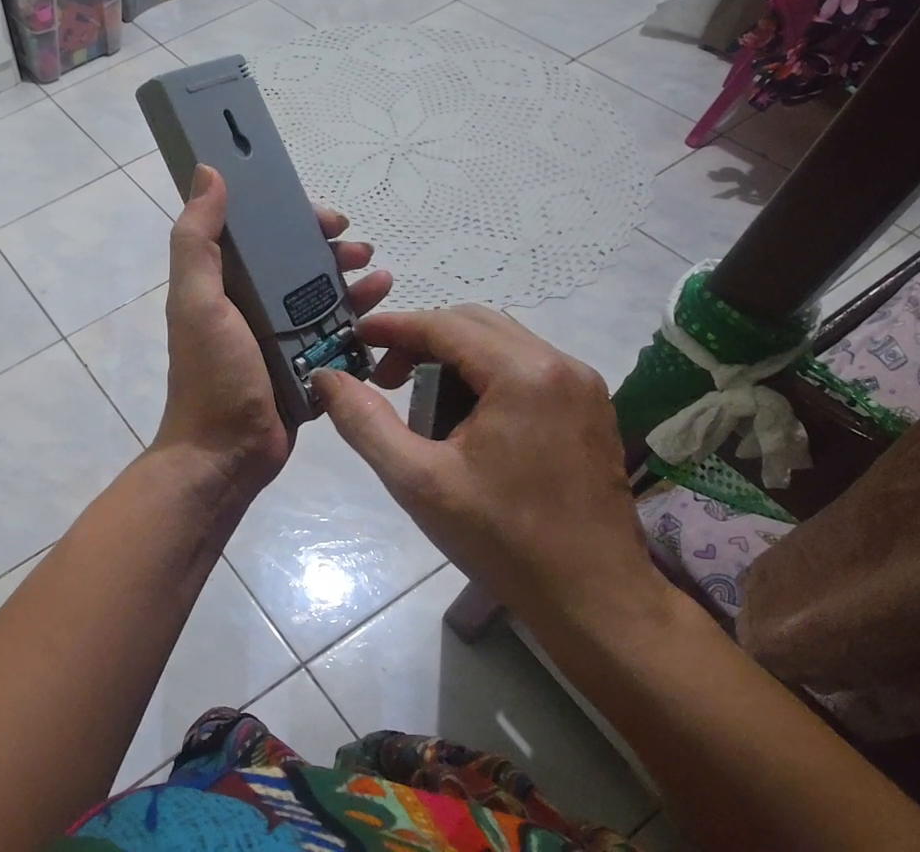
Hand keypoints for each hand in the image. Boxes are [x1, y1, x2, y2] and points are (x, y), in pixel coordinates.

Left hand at [152, 164, 391, 502]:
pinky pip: (339, 334)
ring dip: (353, 279)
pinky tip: (384, 305)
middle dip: (331, 248)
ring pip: (324, 296)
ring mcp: (280, 338)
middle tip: (358, 246)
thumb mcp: (197, 302)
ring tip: (379, 274)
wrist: (225, 454)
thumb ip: (197, 240)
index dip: (291, 219)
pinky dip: (361, 317)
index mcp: (222, 286)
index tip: (324, 217)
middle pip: (298, 263)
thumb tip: (206, 171)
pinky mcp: (306, 368)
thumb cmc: (212, 374)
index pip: (260, 236)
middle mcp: (250, 306)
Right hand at [311, 306, 664, 629]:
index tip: (354, 338)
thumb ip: (364, 421)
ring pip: (502, 344)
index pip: (445, 324)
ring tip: (418, 403)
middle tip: (383, 378)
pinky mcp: (589, 409)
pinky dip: (484, 376)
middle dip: (421, 340)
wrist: (593, 596)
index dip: (393, 327)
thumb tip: (326, 376)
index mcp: (524, 375)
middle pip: (476, 323)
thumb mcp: (417, 480)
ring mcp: (583, 387)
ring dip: (453, 358)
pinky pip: (526, 368)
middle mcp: (561, 365)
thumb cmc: (502, 539)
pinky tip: (462, 419)